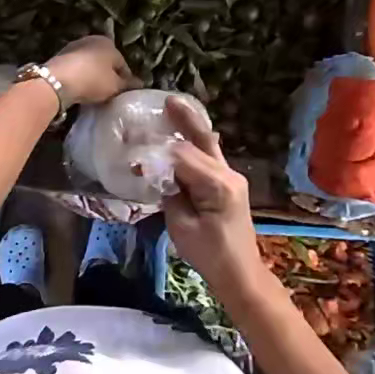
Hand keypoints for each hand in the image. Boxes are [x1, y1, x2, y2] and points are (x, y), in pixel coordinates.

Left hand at [45, 35, 139, 105]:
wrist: (57, 81)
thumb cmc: (92, 79)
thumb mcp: (115, 86)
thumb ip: (128, 84)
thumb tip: (140, 84)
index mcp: (107, 43)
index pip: (122, 64)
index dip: (125, 80)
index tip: (124, 94)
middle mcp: (90, 40)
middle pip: (105, 63)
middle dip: (108, 77)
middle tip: (109, 94)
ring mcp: (73, 48)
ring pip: (89, 65)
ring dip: (92, 77)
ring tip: (94, 94)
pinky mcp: (59, 58)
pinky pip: (76, 70)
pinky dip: (79, 78)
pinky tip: (79, 90)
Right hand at [160, 97, 269, 299]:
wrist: (239, 273)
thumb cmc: (208, 254)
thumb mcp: (180, 225)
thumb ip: (169, 193)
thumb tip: (156, 171)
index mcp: (217, 185)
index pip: (183, 156)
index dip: (157, 151)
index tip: (135, 148)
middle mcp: (228, 174)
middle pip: (202, 141)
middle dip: (183, 120)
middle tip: (167, 100)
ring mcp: (232, 178)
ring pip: (209, 145)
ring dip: (191, 127)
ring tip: (174, 108)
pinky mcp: (229, 184)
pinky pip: (211, 157)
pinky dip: (197, 143)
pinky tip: (188, 132)